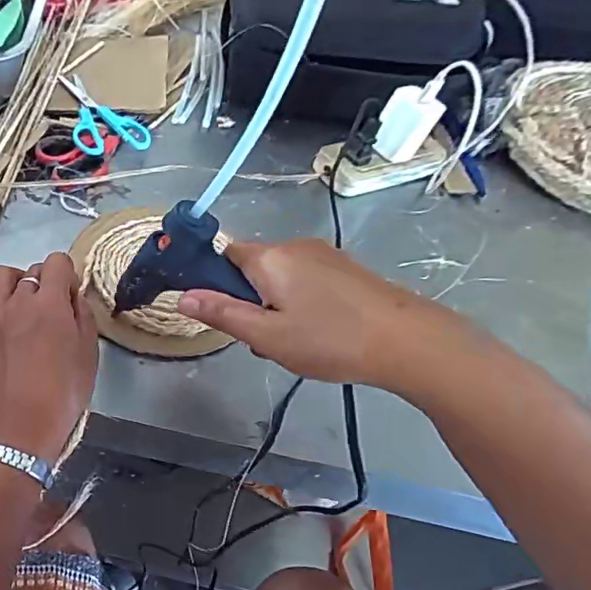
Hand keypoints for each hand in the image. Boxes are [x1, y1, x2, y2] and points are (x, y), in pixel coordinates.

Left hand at [0, 252, 97, 461]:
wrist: (25, 422)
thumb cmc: (65, 391)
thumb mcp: (89, 352)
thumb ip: (82, 316)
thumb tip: (73, 297)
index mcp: (51, 302)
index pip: (57, 262)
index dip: (67, 275)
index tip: (72, 297)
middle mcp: (20, 302)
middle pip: (31, 270)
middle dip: (46, 282)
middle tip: (55, 309)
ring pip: (2, 277)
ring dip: (17, 282)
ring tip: (27, 304)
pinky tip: (3, 320)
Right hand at [176, 239, 478, 394]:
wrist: (407, 342)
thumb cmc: (329, 340)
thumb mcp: (265, 335)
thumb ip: (222, 314)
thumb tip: (183, 297)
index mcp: (270, 258)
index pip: (224, 254)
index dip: (214, 281)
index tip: (220, 314)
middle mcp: (295, 247)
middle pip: (251, 267)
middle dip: (246, 300)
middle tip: (260, 338)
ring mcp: (324, 256)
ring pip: (278, 277)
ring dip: (272, 305)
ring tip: (290, 341)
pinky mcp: (345, 269)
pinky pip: (303, 281)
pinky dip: (297, 303)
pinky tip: (314, 332)